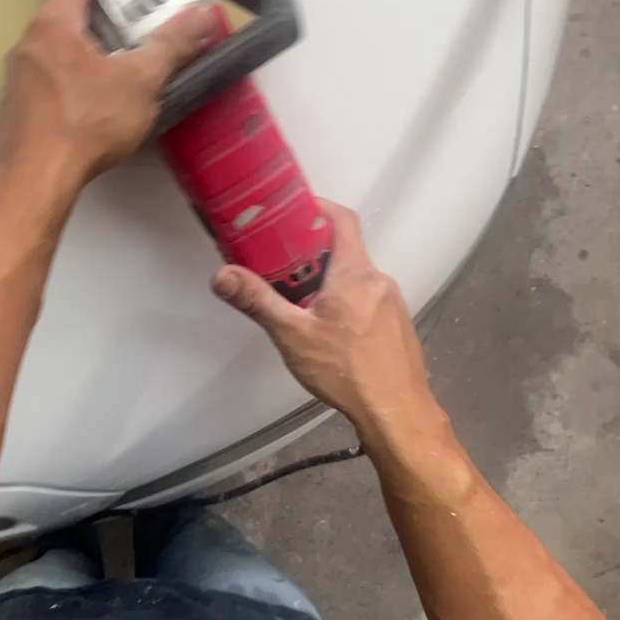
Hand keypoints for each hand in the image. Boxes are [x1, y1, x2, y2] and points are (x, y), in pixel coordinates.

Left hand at [0, 0, 217, 218]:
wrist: (35, 182)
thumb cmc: (83, 127)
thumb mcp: (138, 83)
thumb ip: (170, 48)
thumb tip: (200, 19)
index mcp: (56, 26)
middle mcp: (28, 46)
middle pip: (64, 13)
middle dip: (93, 8)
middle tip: (119, 7)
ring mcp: (17, 82)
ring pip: (53, 53)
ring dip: (80, 52)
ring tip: (109, 67)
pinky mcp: (15, 114)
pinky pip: (45, 86)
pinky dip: (67, 85)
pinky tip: (85, 108)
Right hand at [211, 200, 440, 431]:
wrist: (395, 411)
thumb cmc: (345, 369)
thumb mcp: (292, 334)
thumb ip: (257, 301)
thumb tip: (221, 275)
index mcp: (354, 272)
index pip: (341, 219)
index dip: (317, 208)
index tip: (292, 211)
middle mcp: (378, 280)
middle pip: (345, 250)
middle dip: (312, 254)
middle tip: (280, 266)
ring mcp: (393, 303)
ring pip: (355, 279)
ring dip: (328, 282)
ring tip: (299, 303)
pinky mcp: (397, 325)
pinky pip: (368, 300)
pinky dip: (346, 302)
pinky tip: (328, 332)